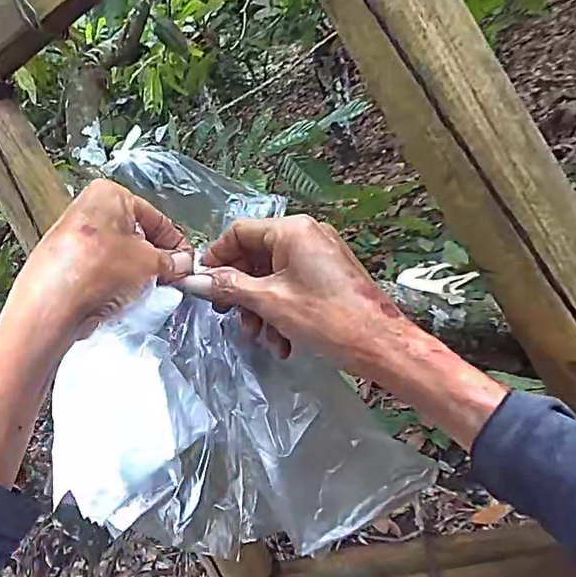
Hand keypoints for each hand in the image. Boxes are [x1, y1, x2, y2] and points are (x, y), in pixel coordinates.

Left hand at [0, 181, 188, 484]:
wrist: (53, 306)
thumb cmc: (97, 272)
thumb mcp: (150, 263)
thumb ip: (172, 262)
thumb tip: (182, 264)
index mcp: (107, 194)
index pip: (155, 217)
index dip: (175, 243)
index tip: (187, 263)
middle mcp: (86, 209)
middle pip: (135, 235)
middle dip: (154, 259)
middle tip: (170, 279)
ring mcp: (73, 238)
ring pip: (118, 255)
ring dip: (135, 274)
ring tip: (145, 292)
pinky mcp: (65, 265)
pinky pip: (100, 272)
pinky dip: (114, 284)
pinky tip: (121, 299)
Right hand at [172, 214, 405, 373]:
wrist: (381, 345)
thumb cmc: (329, 318)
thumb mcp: (270, 302)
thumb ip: (229, 287)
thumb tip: (194, 281)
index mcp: (293, 231)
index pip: (239, 232)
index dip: (216, 258)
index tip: (202, 283)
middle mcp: (307, 236)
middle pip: (255, 256)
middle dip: (240, 290)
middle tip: (228, 315)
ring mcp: (320, 257)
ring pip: (272, 277)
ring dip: (259, 308)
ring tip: (259, 335)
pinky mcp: (328, 277)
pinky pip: (292, 287)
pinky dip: (280, 311)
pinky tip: (281, 341)